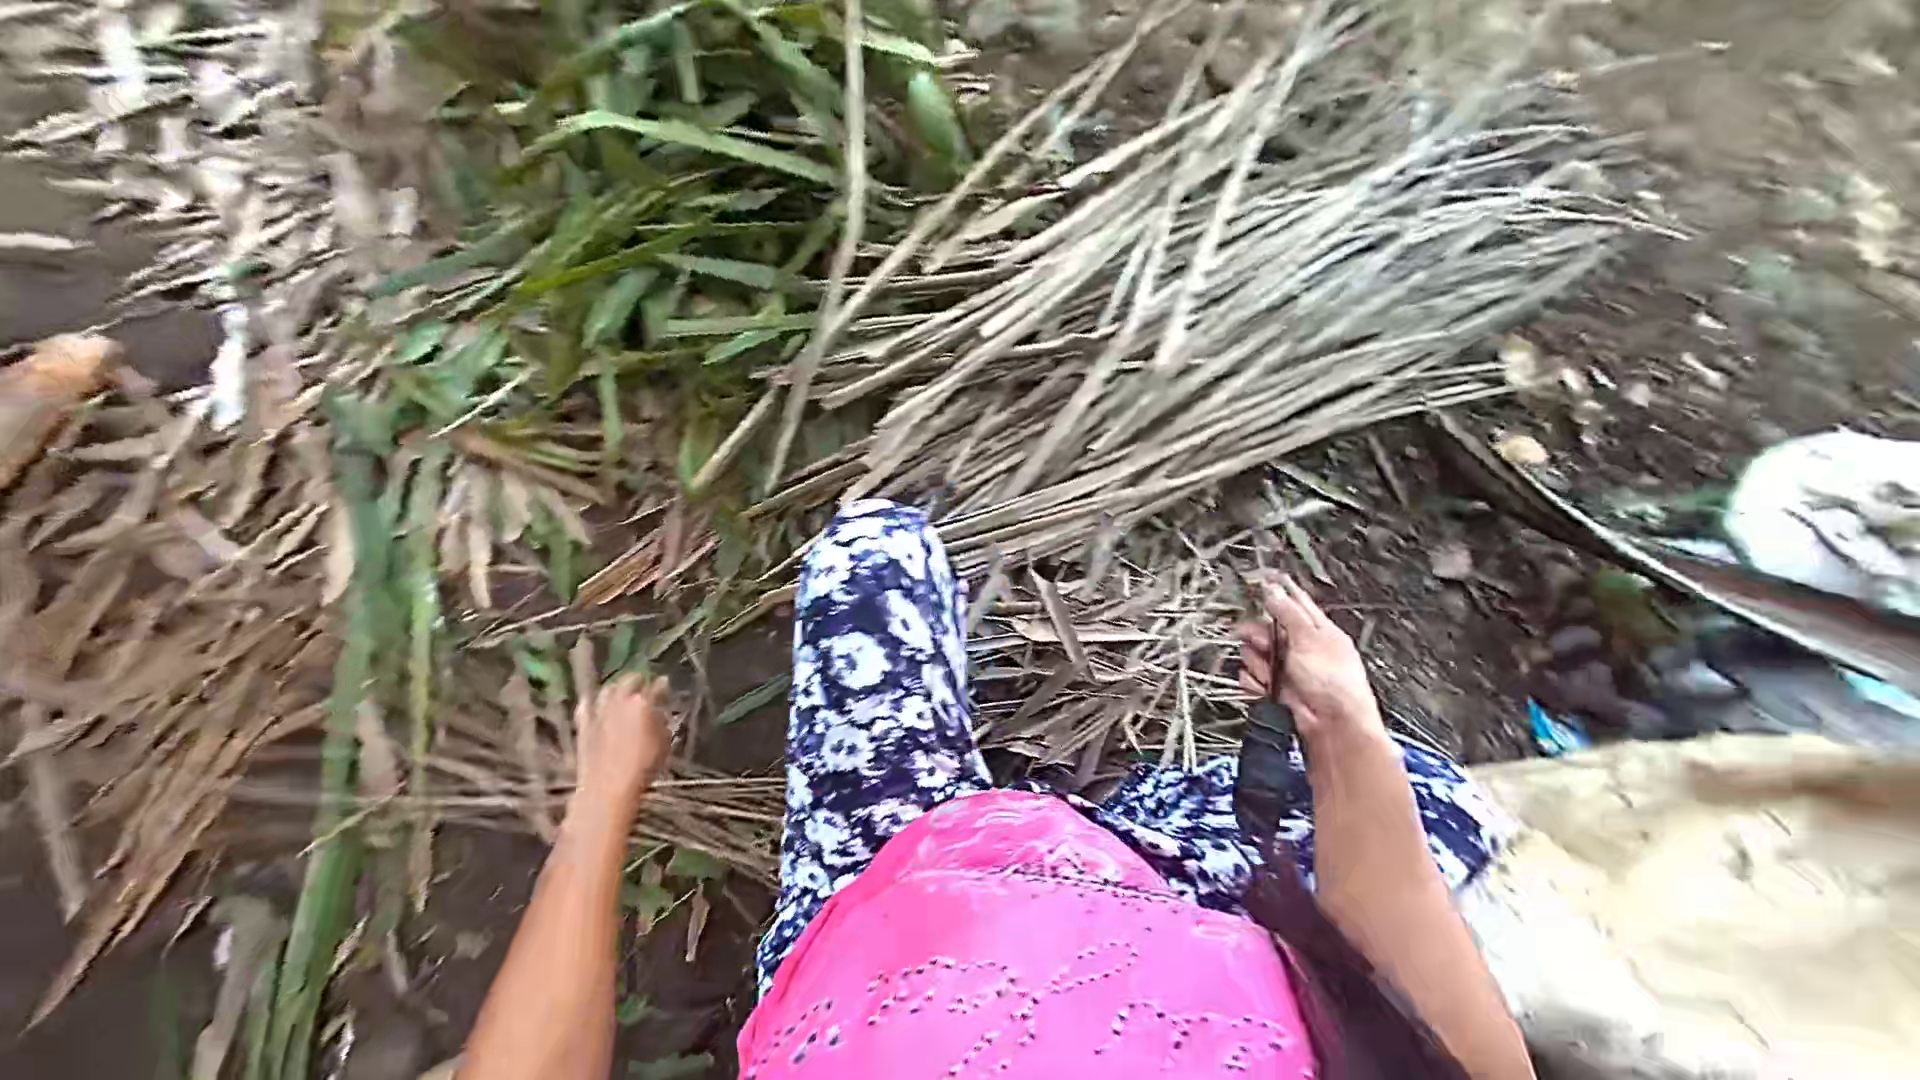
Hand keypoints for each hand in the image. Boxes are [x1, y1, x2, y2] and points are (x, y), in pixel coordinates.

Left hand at [571, 673, 672, 825]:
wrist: (607, 789)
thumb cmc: (643, 768)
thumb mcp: (664, 743)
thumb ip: (662, 722)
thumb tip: (660, 712)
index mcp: (643, 703)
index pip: (656, 687)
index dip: (662, 686)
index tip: (665, 686)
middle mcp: (620, 701)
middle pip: (629, 681)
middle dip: (638, 680)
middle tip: (644, 684)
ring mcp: (599, 712)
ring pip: (607, 690)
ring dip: (616, 688)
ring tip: (622, 692)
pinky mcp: (583, 725)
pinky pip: (586, 706)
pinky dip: (592, 701)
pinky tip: (595, 703)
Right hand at [1238, 575, 1388, 745]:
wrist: (1332, 727)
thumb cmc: (1335, 684)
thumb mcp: (1310, 638)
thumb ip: (1288, 612)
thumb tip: (1273, 590)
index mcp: (1319, 632)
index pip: (1295, 604)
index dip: (1278, 592)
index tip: (1260, 579)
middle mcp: (1302, 649)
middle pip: (1268, 630)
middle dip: (1258, 635)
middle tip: (1258, 641)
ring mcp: (1288, 670)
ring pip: (1256, 654)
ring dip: (1258, 662)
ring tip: (1270, 672)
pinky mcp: (1276, 689)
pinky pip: (1253, 677)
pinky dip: (1254, 682)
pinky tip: (1265, 686)